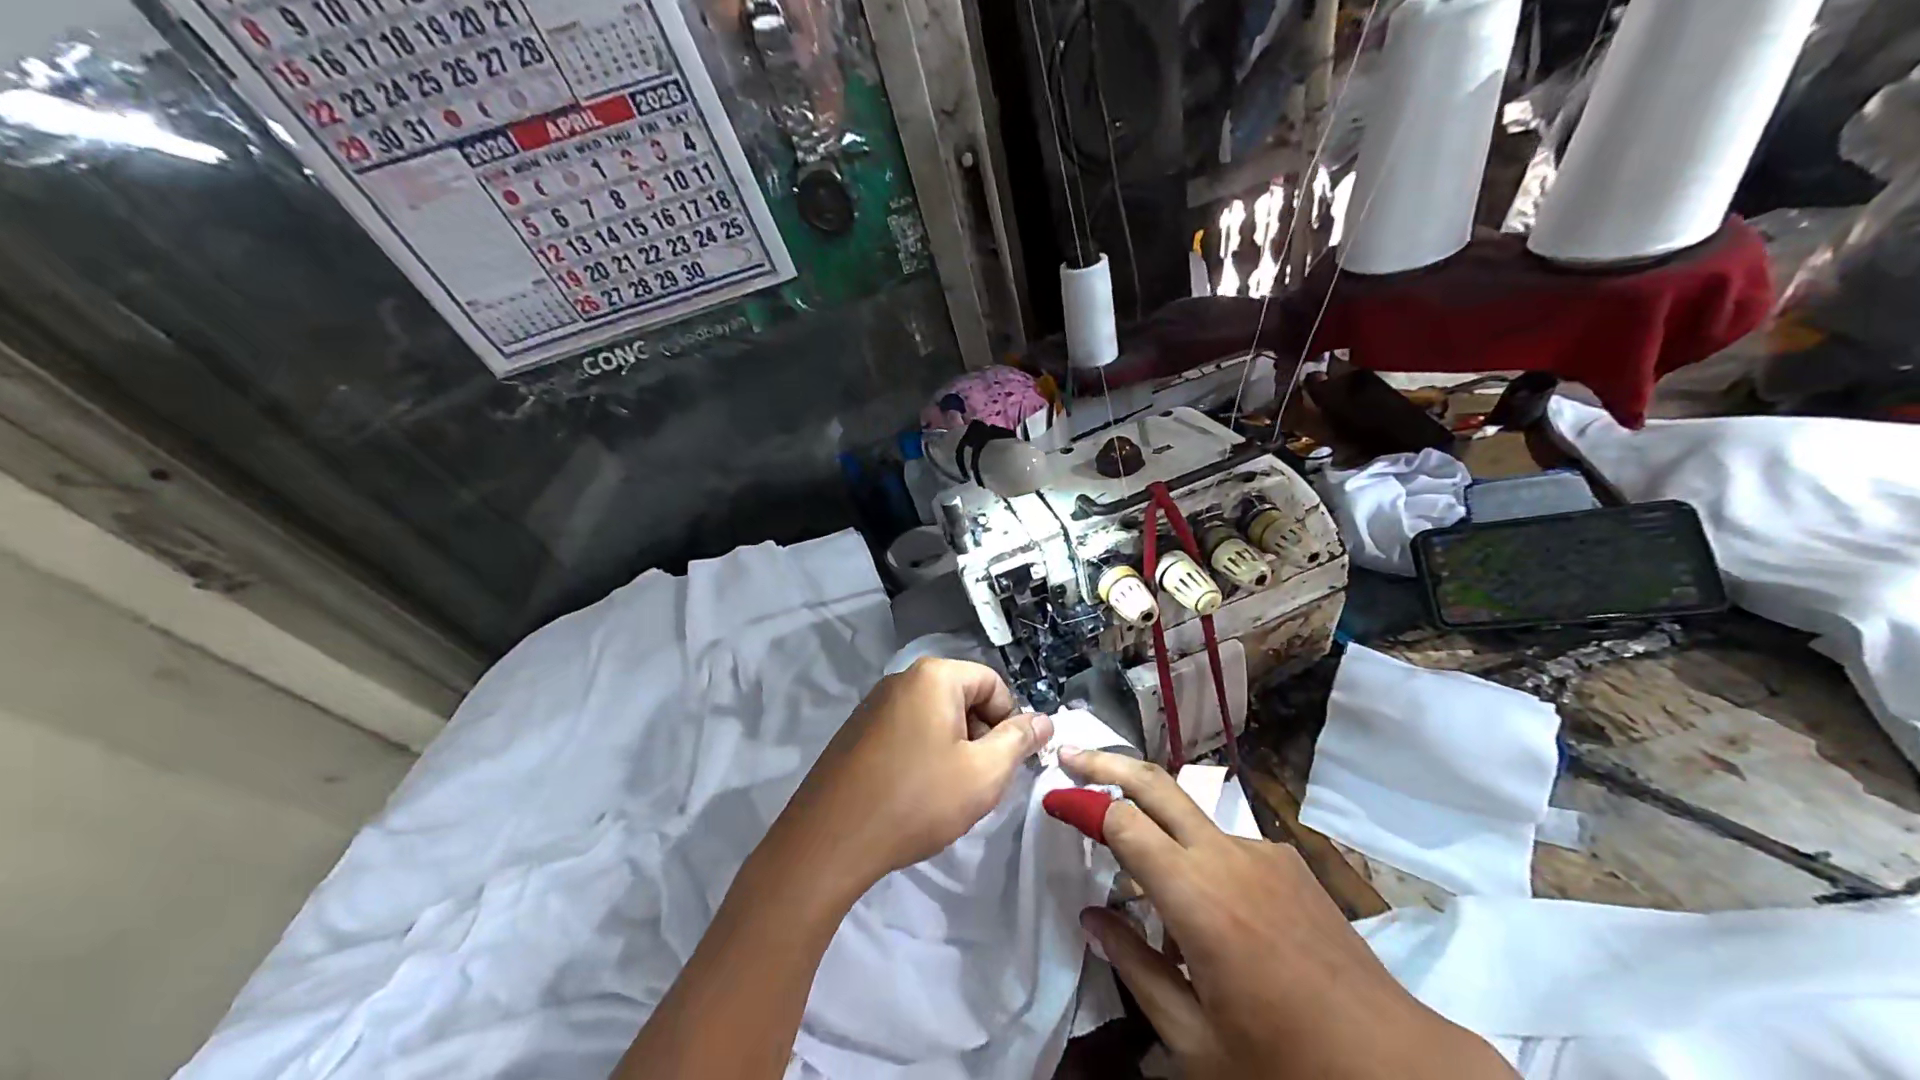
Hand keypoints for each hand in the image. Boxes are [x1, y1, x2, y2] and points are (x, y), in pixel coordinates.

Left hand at [768, 657, 1052, 898]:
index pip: (992, 683)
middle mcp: (901, 680)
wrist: (830, 839)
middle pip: (962, 697)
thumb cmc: (917, 800)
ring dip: (952, 750)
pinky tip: (914, 795)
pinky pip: (906, 732)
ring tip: (945, 793)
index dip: (1009, 722)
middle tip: (977, 782)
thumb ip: (1019, 741)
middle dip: (980, 736)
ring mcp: (873, 706)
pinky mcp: (856, 733)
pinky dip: (922, 756)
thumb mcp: (983, 773)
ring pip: (935, 718)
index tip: (1003, 764)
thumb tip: (1043, 720)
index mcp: (933, 677)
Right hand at [1058, 748, 1516, 1079]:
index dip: (1082, 805)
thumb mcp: (1194, 1039)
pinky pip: (1224, 842)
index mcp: (1197, 897)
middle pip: (1156, 784)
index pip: (1123, 823)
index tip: (1051, 800)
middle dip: (1108, 764)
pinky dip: (1192, 851)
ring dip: (1150, 814)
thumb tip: (1092, 918)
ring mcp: (1264, 854)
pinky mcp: (1289, 864)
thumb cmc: (1286, 1066)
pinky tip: (1195, 901)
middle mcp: (1228, 856)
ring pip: (1190, 813)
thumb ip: (1135, 967)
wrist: (1400, 1068)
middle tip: (1071, 756)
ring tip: (1127, 858)